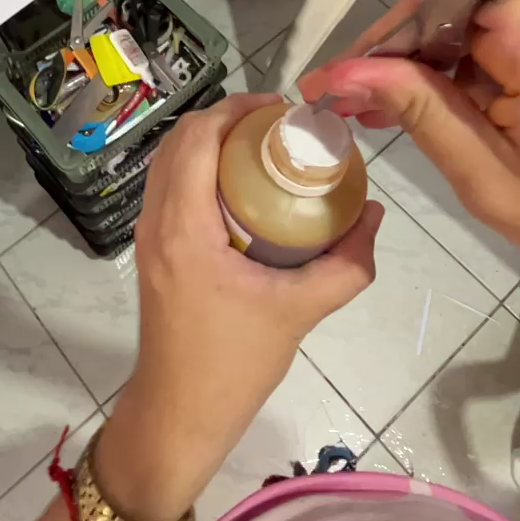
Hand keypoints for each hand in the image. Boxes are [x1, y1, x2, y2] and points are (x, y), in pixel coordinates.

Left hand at [93, 93, 384, 520]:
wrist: (179, 411)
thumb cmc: (235, 362)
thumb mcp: (300, 311)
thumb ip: (347, 264)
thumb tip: (372, 213)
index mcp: (183, 225)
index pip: (197, 139)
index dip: (236, 110)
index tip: (281, 109)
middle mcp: (155, 218)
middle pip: (180, 140)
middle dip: (226, 119)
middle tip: (277, 124)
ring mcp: (147, 232)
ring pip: (170, 160)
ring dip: (210, 141)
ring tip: (261, 145)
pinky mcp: (151, 246)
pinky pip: (169, 184)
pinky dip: (198, 167)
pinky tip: (239, 183)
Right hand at [297, 0, 519, 311]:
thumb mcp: (492, 181)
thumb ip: (420, 112)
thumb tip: (344, 74)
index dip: (394, 19)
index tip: (351, 73)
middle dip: (404, 36)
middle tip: (360, 93)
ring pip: (476, 2)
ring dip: (430, 50)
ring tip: (387, 106)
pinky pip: (506, 24)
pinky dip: (466, 59)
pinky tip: (438, 104)